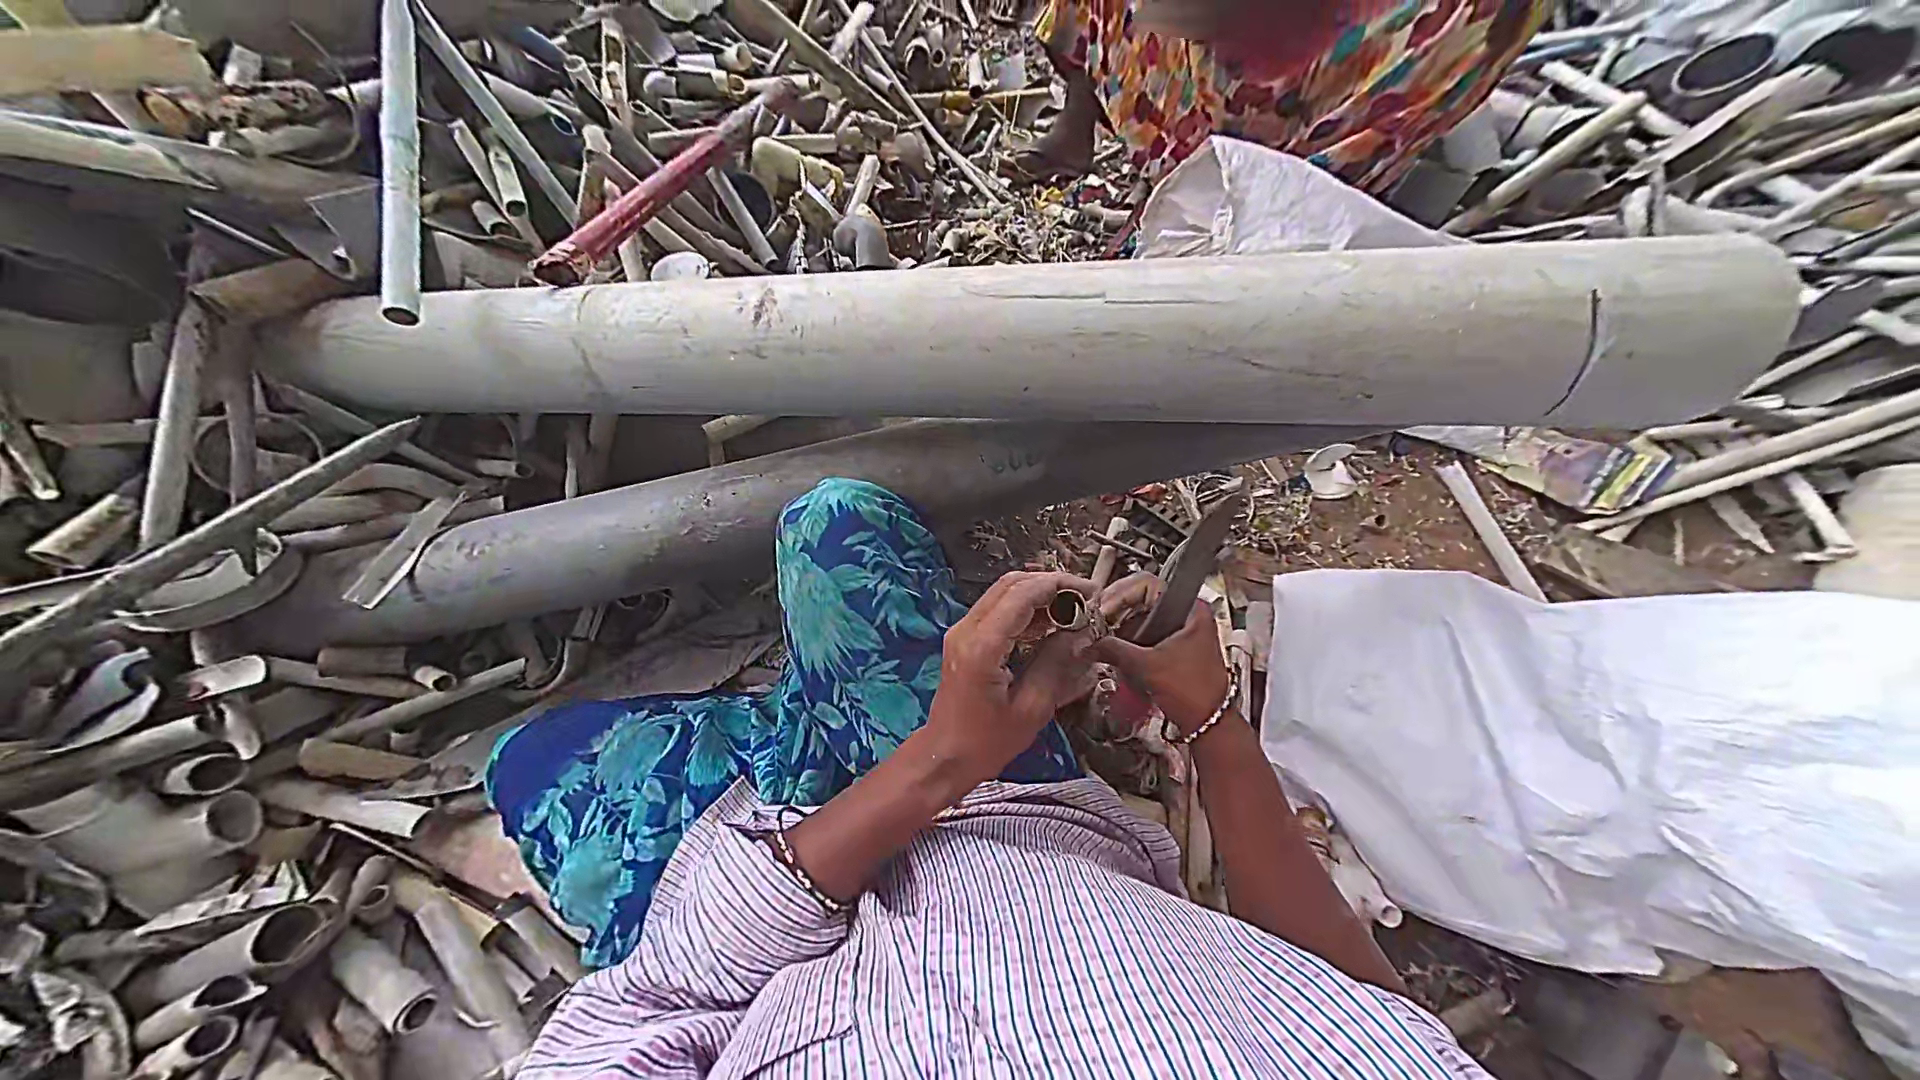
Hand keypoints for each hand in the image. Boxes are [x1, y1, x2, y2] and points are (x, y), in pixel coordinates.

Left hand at [926, 571, 1097, 785]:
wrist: (945, 756)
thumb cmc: (986, 742)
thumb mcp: (1032, 708)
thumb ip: (1056, 663)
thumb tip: (1081, 632)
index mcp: (982, 646)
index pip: (1021, 595)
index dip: (1059, 586)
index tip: (1091, 591)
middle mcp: (966, 629)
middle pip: (1010, 585)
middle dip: (1051, 584)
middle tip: (1086, 597)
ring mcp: (962, 631)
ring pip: (1003, 593)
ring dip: (1039, 594)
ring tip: (1074, 609)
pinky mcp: (965, 638)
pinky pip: (997, 610)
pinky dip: (1026, 609)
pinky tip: (1051, 623)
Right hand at [1093, 572, 1230, 735]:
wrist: (1209, 723)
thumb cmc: (1193, 692)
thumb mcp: (1147, 666)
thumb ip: (1115, 649)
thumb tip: (1091, 642)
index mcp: (1190, 609)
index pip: (1145, 585)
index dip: (1119, 596)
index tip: (1103, 611)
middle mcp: (1187, 614)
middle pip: (1141, 599)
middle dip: (1116, 612)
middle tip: (1098, 622)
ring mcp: (1180, 630)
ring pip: (1141, 617)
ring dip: (1120, 626)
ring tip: (1103, 636)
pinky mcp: (1174, 646)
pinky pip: (1145, 633)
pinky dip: (1129, 640)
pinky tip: (1115, 648)